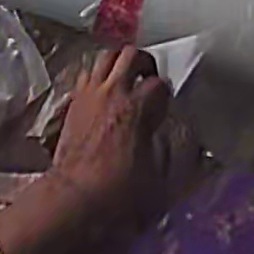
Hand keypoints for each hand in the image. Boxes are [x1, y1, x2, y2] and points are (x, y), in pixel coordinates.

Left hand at [46, 46, 169, 218]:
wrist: (73, 199)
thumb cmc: (118, 193)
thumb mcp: (158, 178)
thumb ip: (171, 152)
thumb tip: (179, 141)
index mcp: (137, 109)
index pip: (160, 84)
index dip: (166, 94)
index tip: (165, 105)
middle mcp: (113, 93)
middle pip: (131, 54)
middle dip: (144, 62)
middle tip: (148, 78)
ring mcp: (90, 94)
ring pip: (106, 57)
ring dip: (119, 63)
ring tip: (126, 78)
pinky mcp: (73, 102)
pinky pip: (87, 74)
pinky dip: (98, 76)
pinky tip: (103, 93)